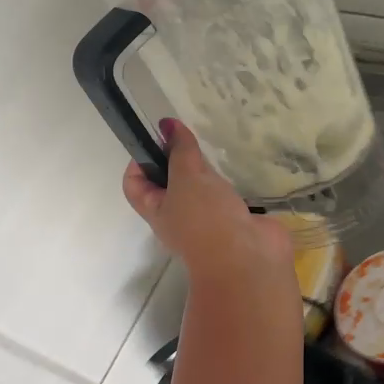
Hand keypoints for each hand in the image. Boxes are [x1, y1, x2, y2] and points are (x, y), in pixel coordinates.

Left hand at [122, 119, 296, 295]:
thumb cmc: (207, 220)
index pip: (135, 183)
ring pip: (202, 192)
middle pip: (170, 185)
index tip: (159, 139)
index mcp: (157, 209)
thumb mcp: (187, 178)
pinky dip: (234, 186)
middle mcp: (179, 216)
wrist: (248, 259)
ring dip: (209, 175)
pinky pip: (230, 199)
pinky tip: (241, 172)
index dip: (140, 160)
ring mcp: (209, 221)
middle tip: (193, 140)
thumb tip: (168, 123)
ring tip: (217, 152)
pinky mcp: (237, 222)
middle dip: (179, 162)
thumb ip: (180, 150)